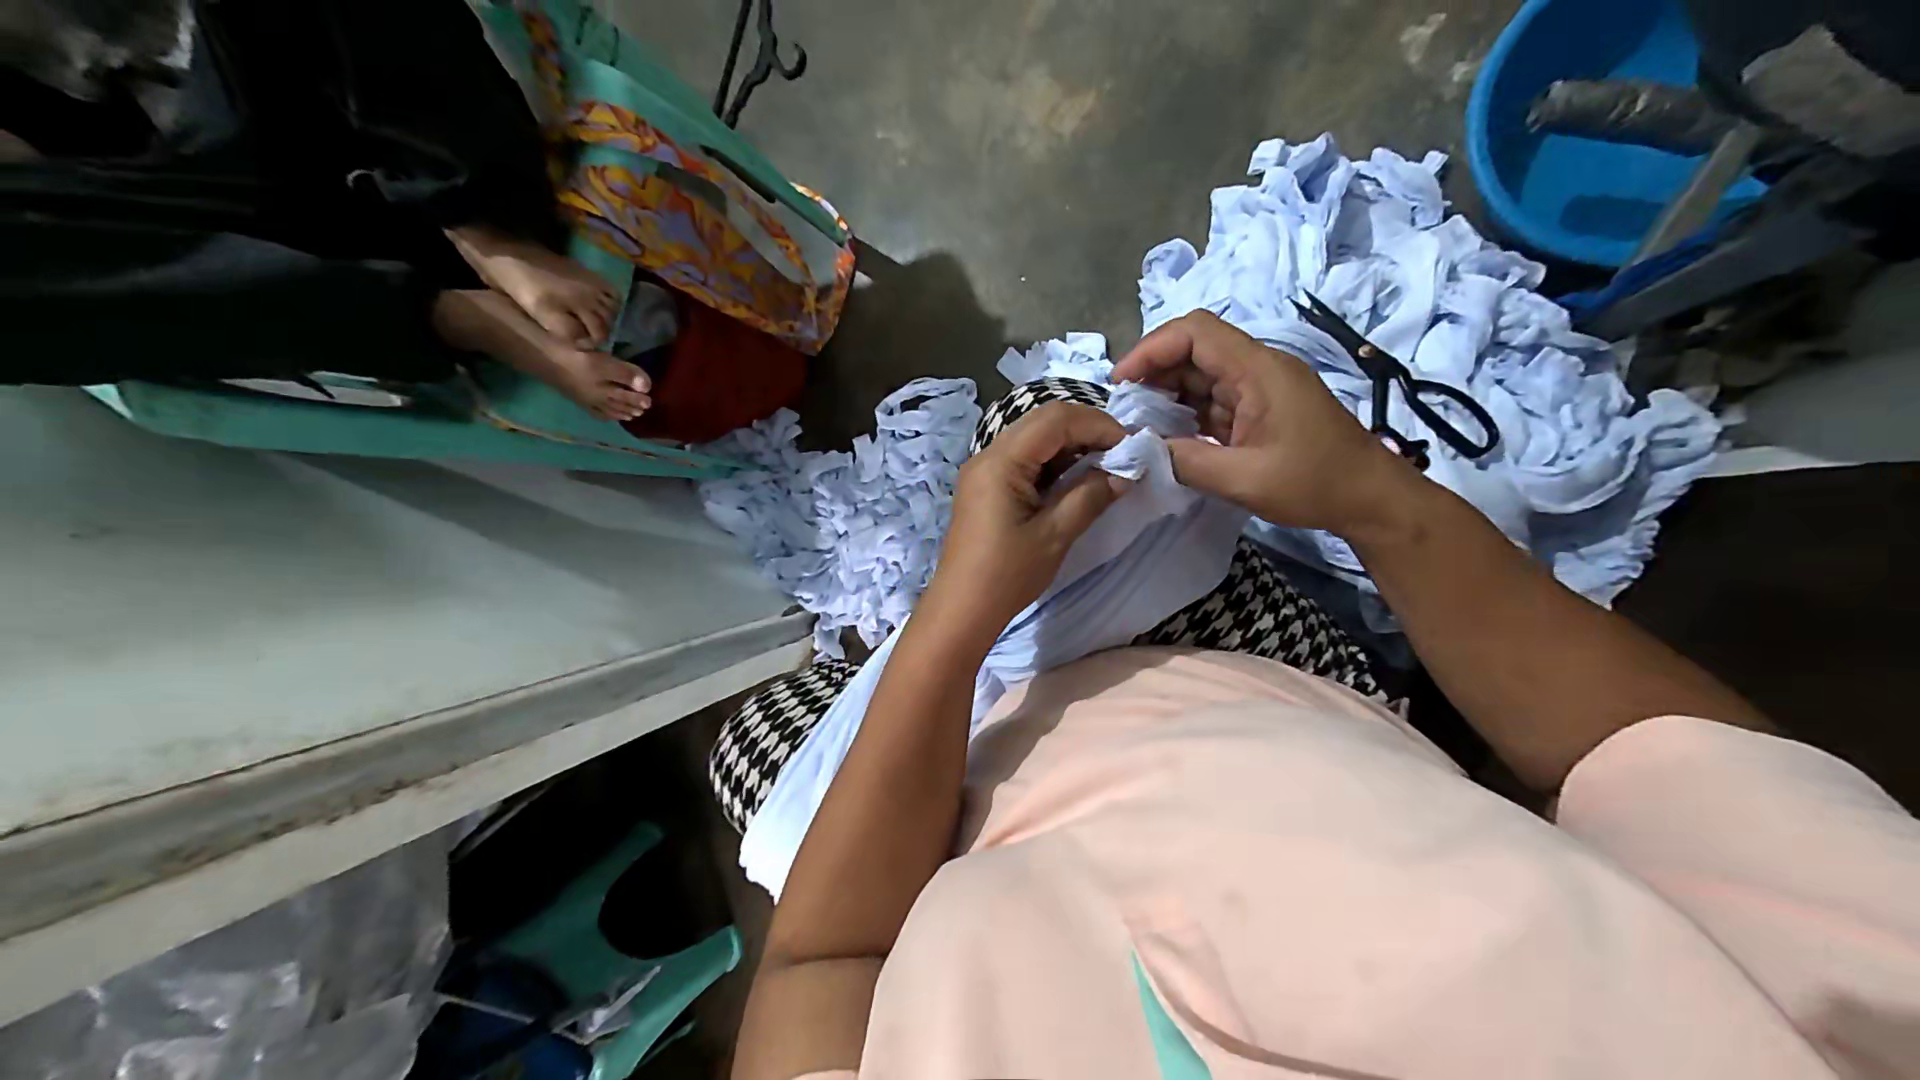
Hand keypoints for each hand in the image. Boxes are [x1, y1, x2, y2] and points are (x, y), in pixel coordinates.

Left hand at [919, 403, 1129, 645]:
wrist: (962, 608)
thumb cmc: (1006, 574)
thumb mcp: (1055, 535)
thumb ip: (1090, 496)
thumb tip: (1125, 473)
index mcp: (1001, 461)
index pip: (1055, 419)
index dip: (1097, 425)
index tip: (1130, 447)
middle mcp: (988, 455)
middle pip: (1043, 421)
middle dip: (1086, 430)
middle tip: (1120, 454)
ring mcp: (984, 469)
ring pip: (1034, 437)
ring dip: (1071, 445)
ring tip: (1105, 466)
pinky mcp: (986, 485)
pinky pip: (1024, 458)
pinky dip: (1054, 461)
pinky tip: (1076, 479)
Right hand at [1111, 310, 1423, 536]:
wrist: (1370, 498)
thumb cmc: (1314, 484)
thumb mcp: (1243, 479)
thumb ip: (1185, 460)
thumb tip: (1138, 448)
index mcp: (1258, 370)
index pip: (1194, 332)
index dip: (1151, 349)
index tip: (1121, 383)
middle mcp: (1257, 368)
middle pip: (1193, 349)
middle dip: (1152, 373)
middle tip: (1123, 410)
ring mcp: (1259, 388)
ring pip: (1199, 375)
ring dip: (1165, 395)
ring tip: (1137, 425)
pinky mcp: (1259, 408)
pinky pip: (1212, 398)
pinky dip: (1184, 413)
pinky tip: (1166, 436)